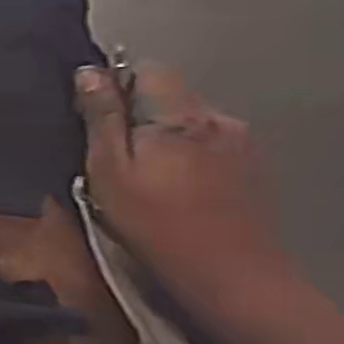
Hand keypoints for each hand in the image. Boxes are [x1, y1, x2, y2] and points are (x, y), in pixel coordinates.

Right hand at [74, 64, 280, 288]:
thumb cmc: (154, 222)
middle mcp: (219, 119)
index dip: (116, 84)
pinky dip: (186, 154)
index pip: (148, 69)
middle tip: (111, 152)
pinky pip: (208, 143)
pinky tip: (173, 186)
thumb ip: (101, 117)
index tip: (94, 113)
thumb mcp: (108, 168)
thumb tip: (90, 73)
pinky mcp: (253, 167)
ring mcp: (242, 143)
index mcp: (181, 116)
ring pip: (188, 120)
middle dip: (138, 113)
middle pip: (170, 95)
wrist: (228, 274)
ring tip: (142, 174)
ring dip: (162, 135)